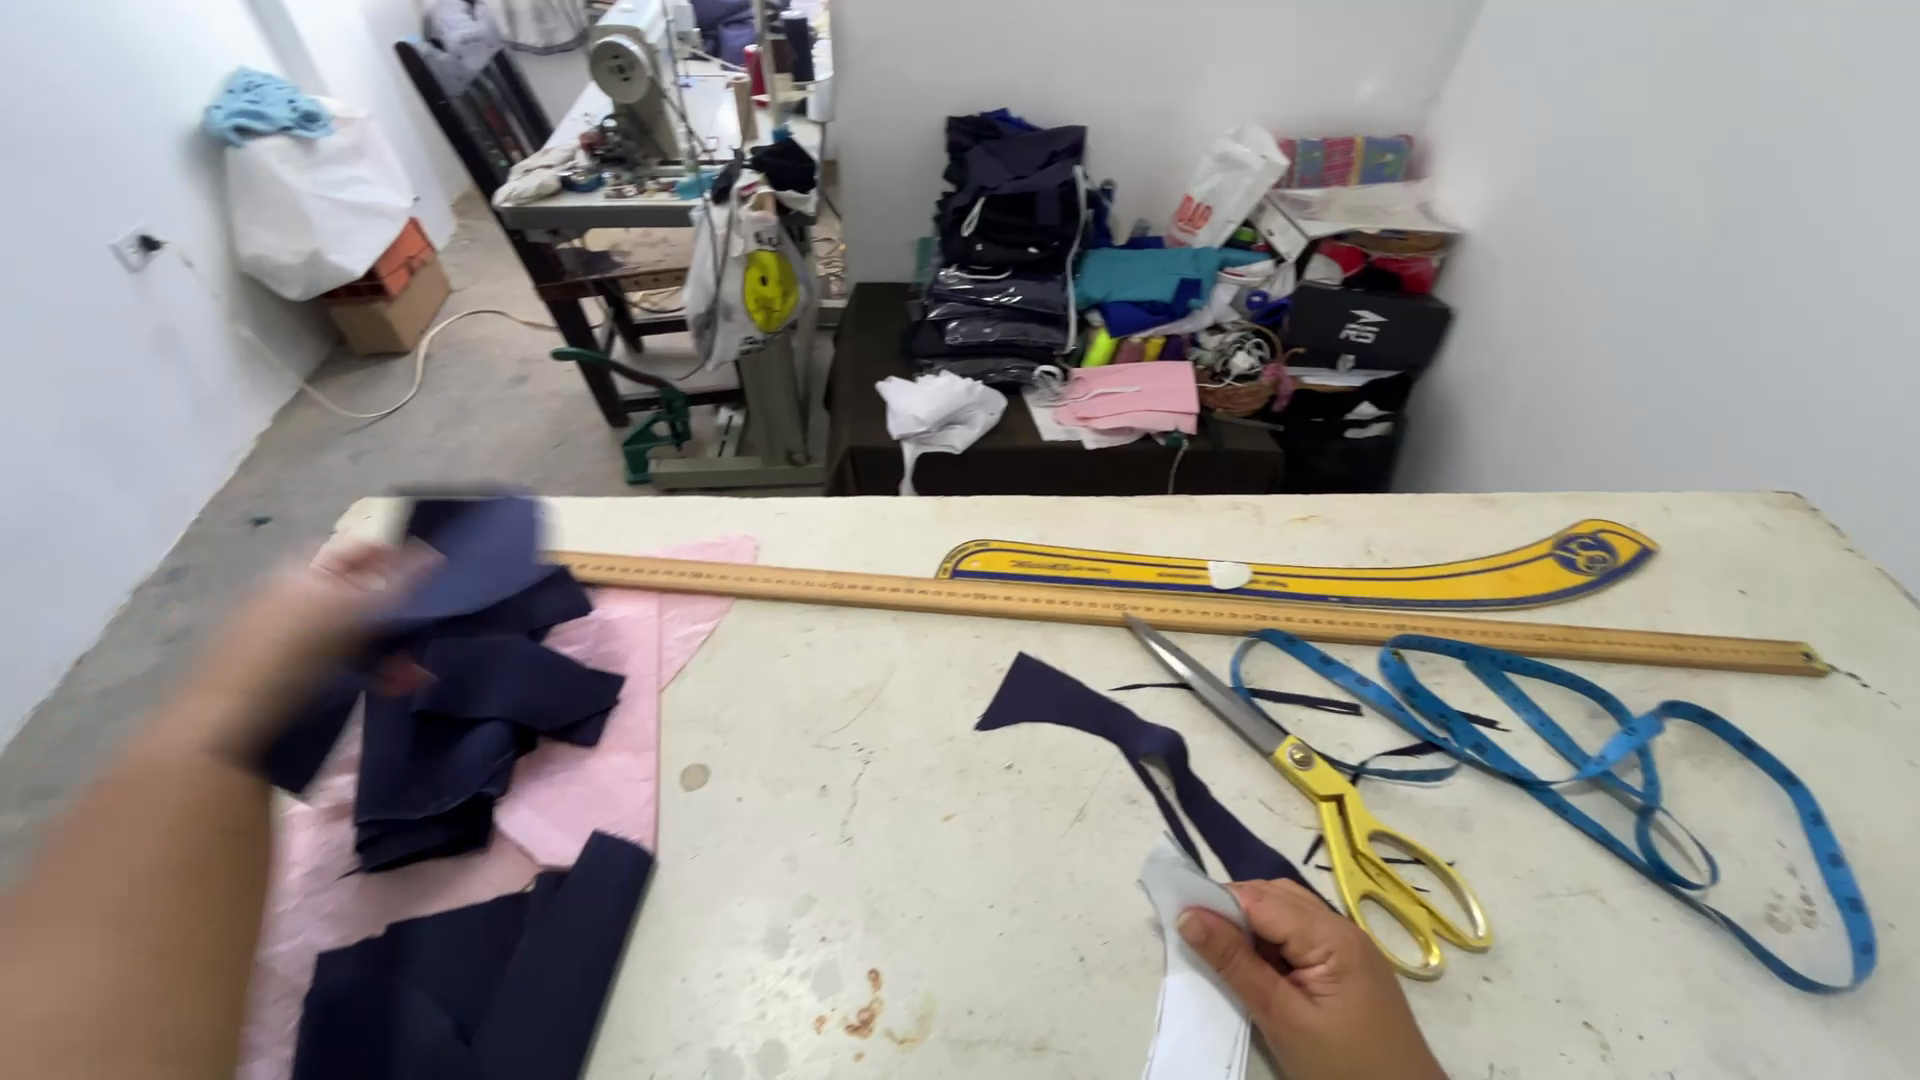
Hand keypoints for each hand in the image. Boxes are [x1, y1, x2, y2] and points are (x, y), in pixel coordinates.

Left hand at [185, 540, 438, 727]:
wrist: (225, 721)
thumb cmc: (290, 652)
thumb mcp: (351, 607)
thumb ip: (396, 579)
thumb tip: (432, 554)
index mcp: (304, 572)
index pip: (358, 550)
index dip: (394, 557)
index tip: (431, 576)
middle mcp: (300, 597)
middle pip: (366, 595)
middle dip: (403, 617)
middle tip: (430, 633)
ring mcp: (296, 637)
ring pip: (363, 633)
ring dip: (396, 651)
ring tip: (417, 677)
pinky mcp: (298, 672)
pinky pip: (349, 663)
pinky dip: (376, 673)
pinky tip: (396, 688)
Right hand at [1178, 880, 1445, 1079]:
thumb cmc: (1346, 1072)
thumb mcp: (1282, 1019)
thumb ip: (1234, 963)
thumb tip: (1186, 915)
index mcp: (1331, 936)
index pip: (1259, 898)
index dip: (1216, 901)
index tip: (1175, 914)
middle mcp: (1342, 927)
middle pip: (1273, 895)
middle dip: (1231, 907)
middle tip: (1194, 934)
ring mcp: (1348, 946)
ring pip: (1285, 911)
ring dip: (1249, 922)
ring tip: (1219, 949)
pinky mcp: (1348, 965)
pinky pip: (1299, 933)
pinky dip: (1270, 939)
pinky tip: (1254, 964)